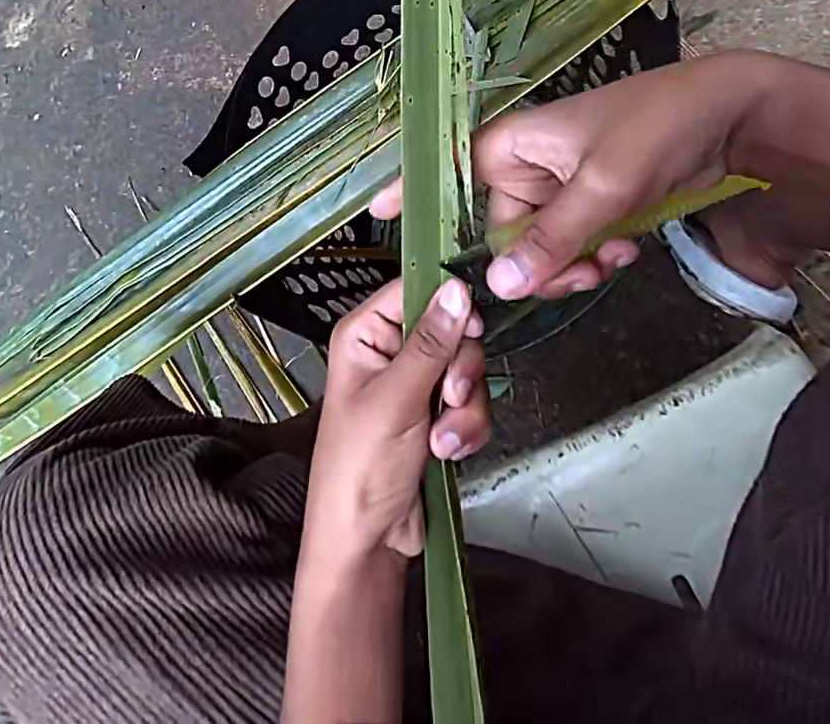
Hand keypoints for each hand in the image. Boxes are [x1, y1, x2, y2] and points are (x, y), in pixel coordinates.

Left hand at [304, 278, 489, 559]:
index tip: (471, 327)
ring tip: (442, 439)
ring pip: (466, 368)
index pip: (413, 289)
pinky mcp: (436, 411)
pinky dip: (468, 427)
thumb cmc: (358, 469)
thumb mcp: (395, 400)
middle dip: (460, 370)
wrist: (368, 539)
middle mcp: (390, 351)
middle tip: (449, 397)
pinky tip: (448, 451)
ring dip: (465, 408)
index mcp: (364, 334)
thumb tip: (457, 290)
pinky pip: (471, 401)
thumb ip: (430, 344)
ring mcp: (415, 382)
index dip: (448, 303)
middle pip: (451, 329)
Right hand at [371, 53, 784, 300]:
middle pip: (495, 230)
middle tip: (573, 276)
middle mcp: (523, 167)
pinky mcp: (585, 204)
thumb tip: (500, 287)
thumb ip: (552, 237)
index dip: (411, 192)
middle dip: (531, 262)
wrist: (731, 117)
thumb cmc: (655, 128)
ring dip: (567, 265)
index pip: (446, 169)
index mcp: (511, 145)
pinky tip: (622, 251)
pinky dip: (589, 257)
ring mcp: (554, 189)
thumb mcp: (603, 185)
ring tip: (607, 260)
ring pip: (534, 247)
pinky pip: (566, 244)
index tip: (376, 215)